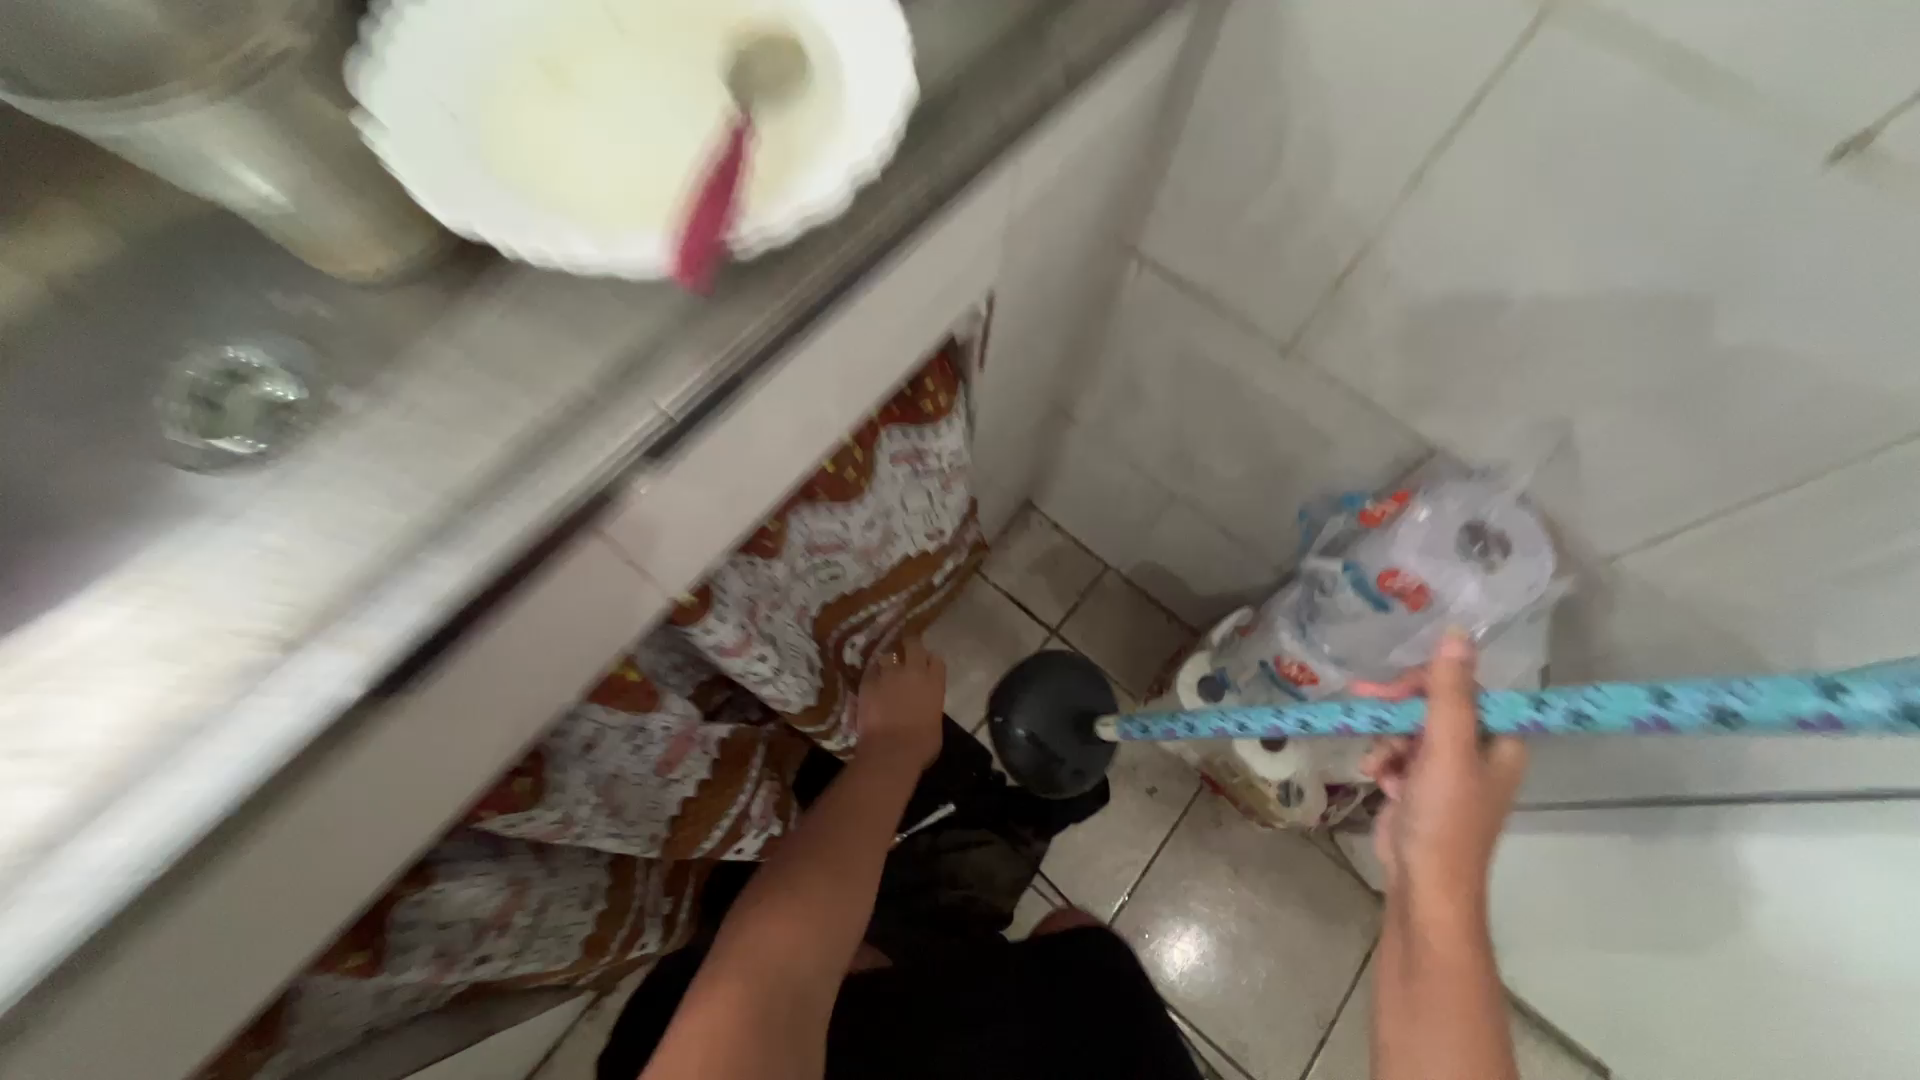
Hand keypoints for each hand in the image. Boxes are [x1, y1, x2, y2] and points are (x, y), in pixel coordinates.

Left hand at [855, 637, 945, 772]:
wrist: (891, 751)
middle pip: (913, 644)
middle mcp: (913, 672)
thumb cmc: (921, 745)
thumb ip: (930, 706)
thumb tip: (924, 706)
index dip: (930, 661)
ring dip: (887, 662)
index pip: (936, 659)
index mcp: (934, 683)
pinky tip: (871, 684)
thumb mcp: (935, 723)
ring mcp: (889, 674)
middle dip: (909, 645)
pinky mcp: (868, 682)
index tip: (926, 666)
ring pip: (888, 655)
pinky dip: (872, 675)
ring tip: (884, 671)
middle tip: (905, 651)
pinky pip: (870, 670)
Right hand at [1357, 628, 1527, 913]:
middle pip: (1432, 707)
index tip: (1391, 690)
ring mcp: (1447, 772)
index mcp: (1498, 740)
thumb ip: (1448, 692)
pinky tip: (1377, 780)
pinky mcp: (1420, 788)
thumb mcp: (1445, 749)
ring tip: (1377, 766)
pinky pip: (1397, 756)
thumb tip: (1456, 633)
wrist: (1424, 883)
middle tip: (1364, 705)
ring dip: (1386, 743)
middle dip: (1397, 713)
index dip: (1426, 683)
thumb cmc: (1445, 816)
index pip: (1464, 688)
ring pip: (1407, 731)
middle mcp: (1477, 752)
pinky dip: (1384, 763)